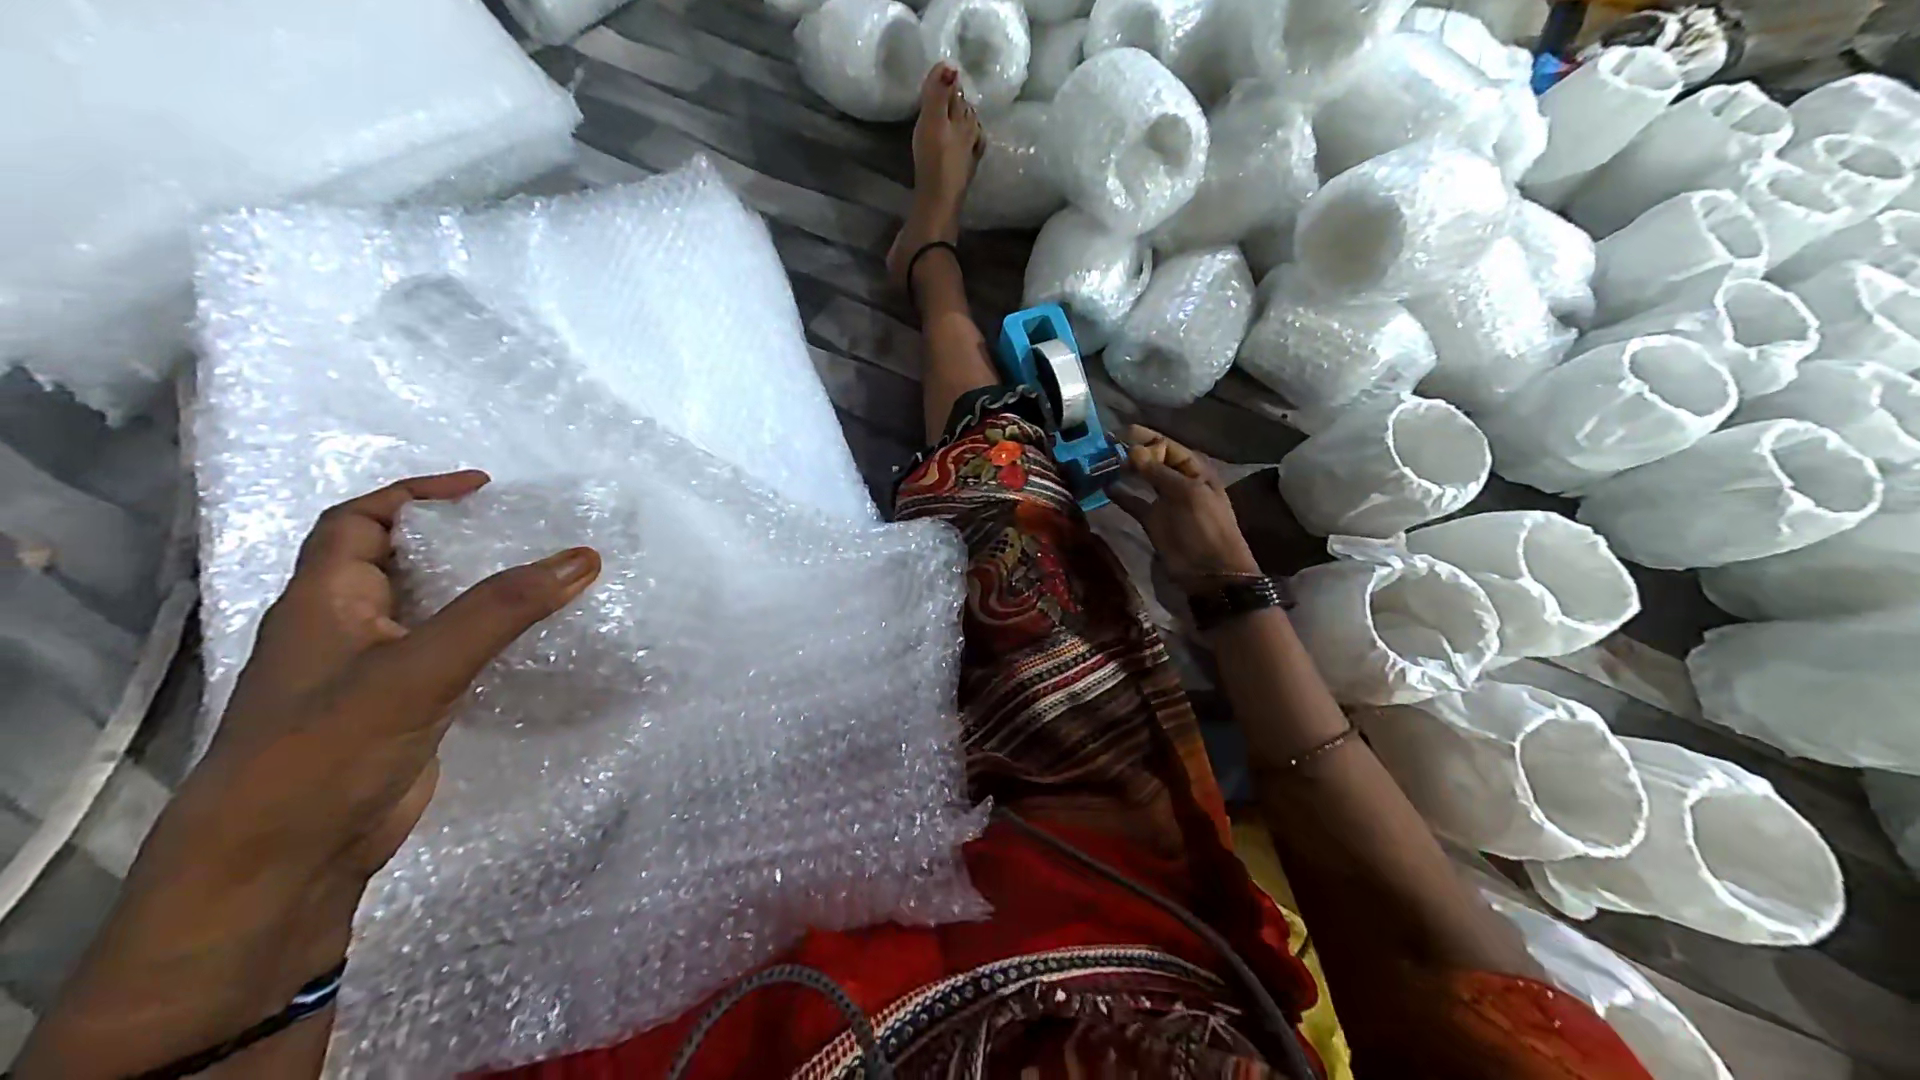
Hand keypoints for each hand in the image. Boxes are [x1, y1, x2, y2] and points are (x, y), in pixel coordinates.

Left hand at [195, 470, 600, 887]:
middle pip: (396, 561)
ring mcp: (372, 674)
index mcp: (323, 601)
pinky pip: (449, 655)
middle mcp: (344, 629)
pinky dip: (486, 637)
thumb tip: (582, 556)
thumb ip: (502, 610)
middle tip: (523, 531)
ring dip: (477, 589)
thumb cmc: (328, 749)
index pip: (358, 522)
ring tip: (539, 576)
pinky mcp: (401, 711)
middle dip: (455, 538)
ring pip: (428, 610)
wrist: (283, 864)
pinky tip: (528, 642)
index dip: (414, 493)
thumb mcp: (420, 667)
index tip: (482, 488)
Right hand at [1109, 426, 1261, 591]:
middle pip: (1152, 460)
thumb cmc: (1205, 527)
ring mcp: (1164, 501)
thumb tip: (1132, 450)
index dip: (1144, 438)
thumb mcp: (1186, 493)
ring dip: (1123, 471)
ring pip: (1141, 479)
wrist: (1211, 571)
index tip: (1117, 434)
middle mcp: (1178, 481)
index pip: (1166, 446)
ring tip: (1100, 464)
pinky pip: (1133, 502)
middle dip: (1130, 452)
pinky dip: (1120, 495)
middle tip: (1103, 448)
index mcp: (1194, 470)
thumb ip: (1158, 471)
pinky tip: (1104, 487)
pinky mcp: (1152, 520)